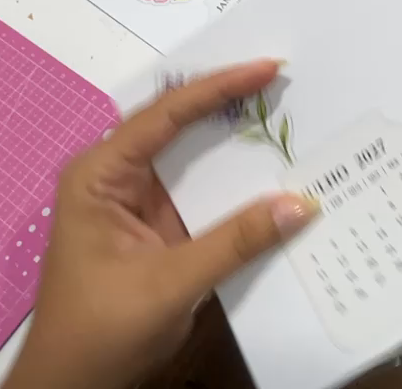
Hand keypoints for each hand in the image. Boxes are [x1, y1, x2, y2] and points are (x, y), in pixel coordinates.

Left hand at [6, 60, 317, 388]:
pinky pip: (199, 185)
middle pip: (178, 120)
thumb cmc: (100, 334)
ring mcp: (137, 197)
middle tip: (280, 79)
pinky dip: (232, 176)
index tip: (266, 68)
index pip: (166, 113)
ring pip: (191, 150)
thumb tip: (301, 204)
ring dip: (233, 135)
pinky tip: (268, 166)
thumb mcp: (169, 286)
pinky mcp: (156, 222)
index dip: (218, 87)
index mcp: (101, 173)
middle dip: (227, 98)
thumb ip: (235, 242)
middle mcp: (117, 172)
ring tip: (282, 110)